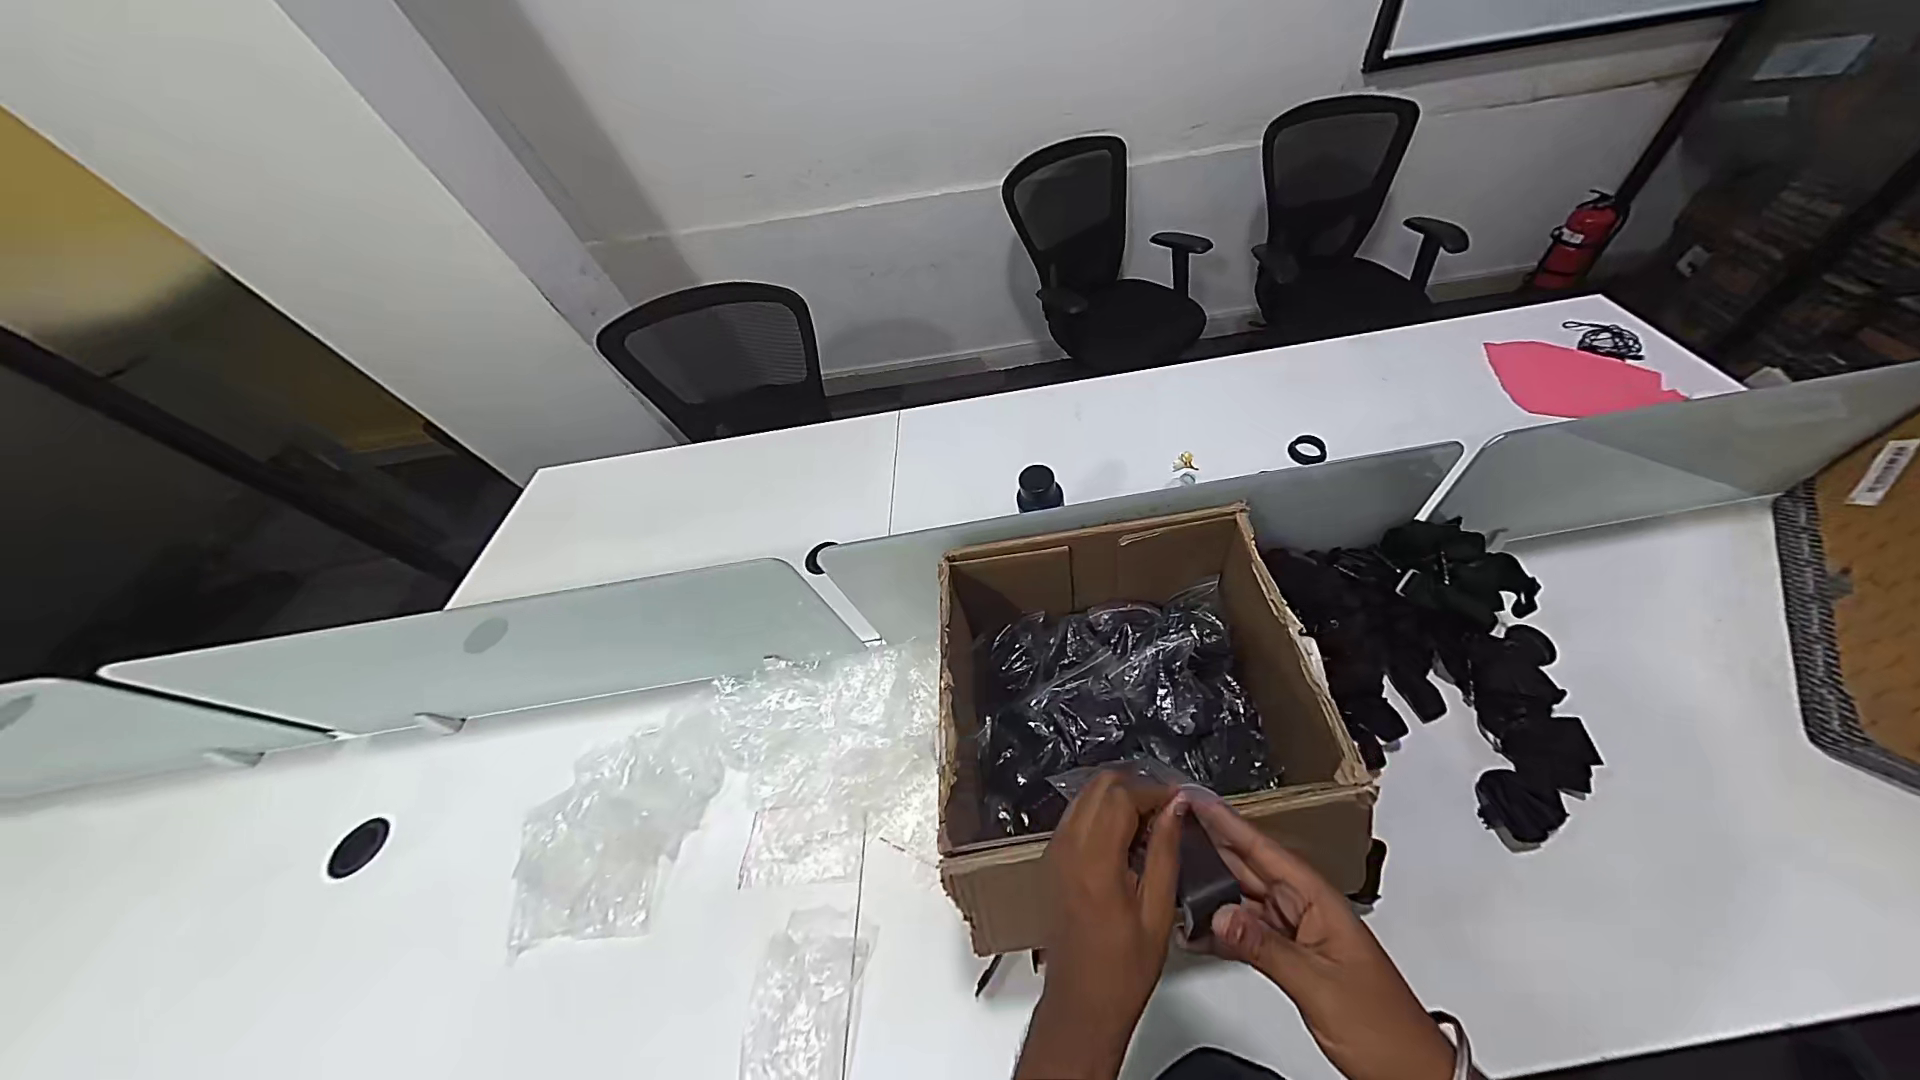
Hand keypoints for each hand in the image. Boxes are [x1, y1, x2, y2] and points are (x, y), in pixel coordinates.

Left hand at [1014, 773, 1186, 1079]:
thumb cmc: (1122, 968)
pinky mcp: (1051, 856)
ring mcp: (1054, 848)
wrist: (1080, 1001)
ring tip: (1151, 822)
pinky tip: (1126, 837)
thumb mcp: (1158, 911)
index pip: (1120, 795)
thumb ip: (1166, 851)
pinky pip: (1077, 815)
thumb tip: (1175, 807)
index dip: (1153, 790)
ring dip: (1118, 797)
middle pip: (1098, 784)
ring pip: (1085, 795)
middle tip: (1166, 808)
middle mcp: (1067, 845)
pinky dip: (1102, 812)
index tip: (1178, 799)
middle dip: (1135, 786)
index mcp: (1093, 860)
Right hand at [1190, 791, 1455, 1079]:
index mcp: (1316, 898)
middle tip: (1172, 818)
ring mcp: (1294, 929)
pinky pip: (1244, 928)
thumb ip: (1264, 946)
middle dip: (1210, 839)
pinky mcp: (1287, 952)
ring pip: (1241, 895)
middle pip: (1246, 864)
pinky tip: (1192, 924)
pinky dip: (1218, 924)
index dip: (1225, 820)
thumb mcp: (1319, 984)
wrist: (1412, 1076)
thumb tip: (1217, 913)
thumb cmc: (1386, 1030)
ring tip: (1171, 861)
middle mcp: (1302, 906)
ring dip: (1208, 883)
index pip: (1260, 848)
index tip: (1194, 798)